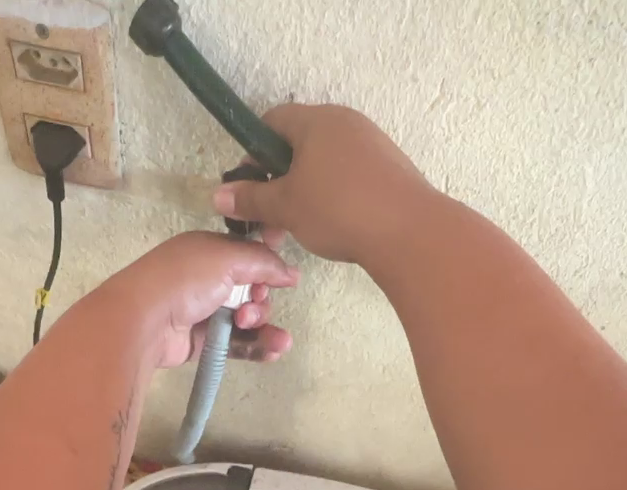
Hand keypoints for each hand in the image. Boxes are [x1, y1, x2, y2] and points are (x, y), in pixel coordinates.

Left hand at [101, 231, 298, 369]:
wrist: (146, 320)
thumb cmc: (186, 278)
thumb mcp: (228, 257)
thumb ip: (264, 261)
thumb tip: (292, 273)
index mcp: (211, 252)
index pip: (249, 257)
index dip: (268, 269)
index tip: (283, 281)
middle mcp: (208, 280)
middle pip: (251, 291)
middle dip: (260, 302)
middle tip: (249, 311)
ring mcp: (205, 312)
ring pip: (246, 320)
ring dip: (265, 328)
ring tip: (277, 340)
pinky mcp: (203, 342)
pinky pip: (236, 344)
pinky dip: (257, 346)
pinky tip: (275, 351)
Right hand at [212, 104, 441, 265]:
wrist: (408, 231)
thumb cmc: (339, 210)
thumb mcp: (286, 207)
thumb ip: (251, 199)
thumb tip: (218, 196)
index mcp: (316, 121)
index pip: (271, 122)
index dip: (252, 153)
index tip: (246, 188)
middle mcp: (345, 123)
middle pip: (297, 145)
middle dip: (276, 182)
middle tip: (267, 221)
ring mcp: (370, 145)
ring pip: (322, 165)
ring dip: (301, 195)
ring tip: (294, 231)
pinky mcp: (387, 170)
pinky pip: (347, 177)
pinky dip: (330, 198)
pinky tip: (329, 228)